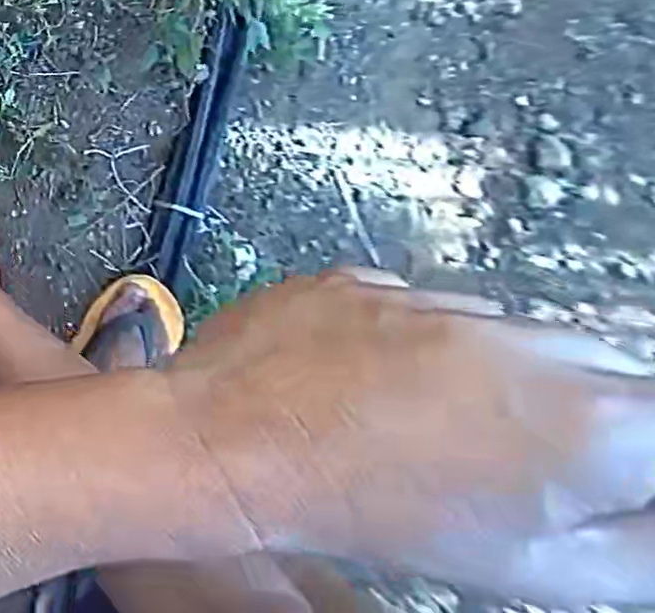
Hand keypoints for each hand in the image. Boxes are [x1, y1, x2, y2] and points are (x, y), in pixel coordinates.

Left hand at [169, 268, 654, 604]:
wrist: (233, 442)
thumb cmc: (371, 510)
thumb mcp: (548, 566)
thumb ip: (647, 544)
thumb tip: (648, 504)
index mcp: (593, 419)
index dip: (639, 448)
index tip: (609, 468)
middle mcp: (506, 339)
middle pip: (590, 363)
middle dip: (575, 402)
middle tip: (512, 443)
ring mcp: (413, 299)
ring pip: (491, 324)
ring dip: (483, 360)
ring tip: (424, 407)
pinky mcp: (343, 280)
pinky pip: (401, 301)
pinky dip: (401, 330)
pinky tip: (364, 370)